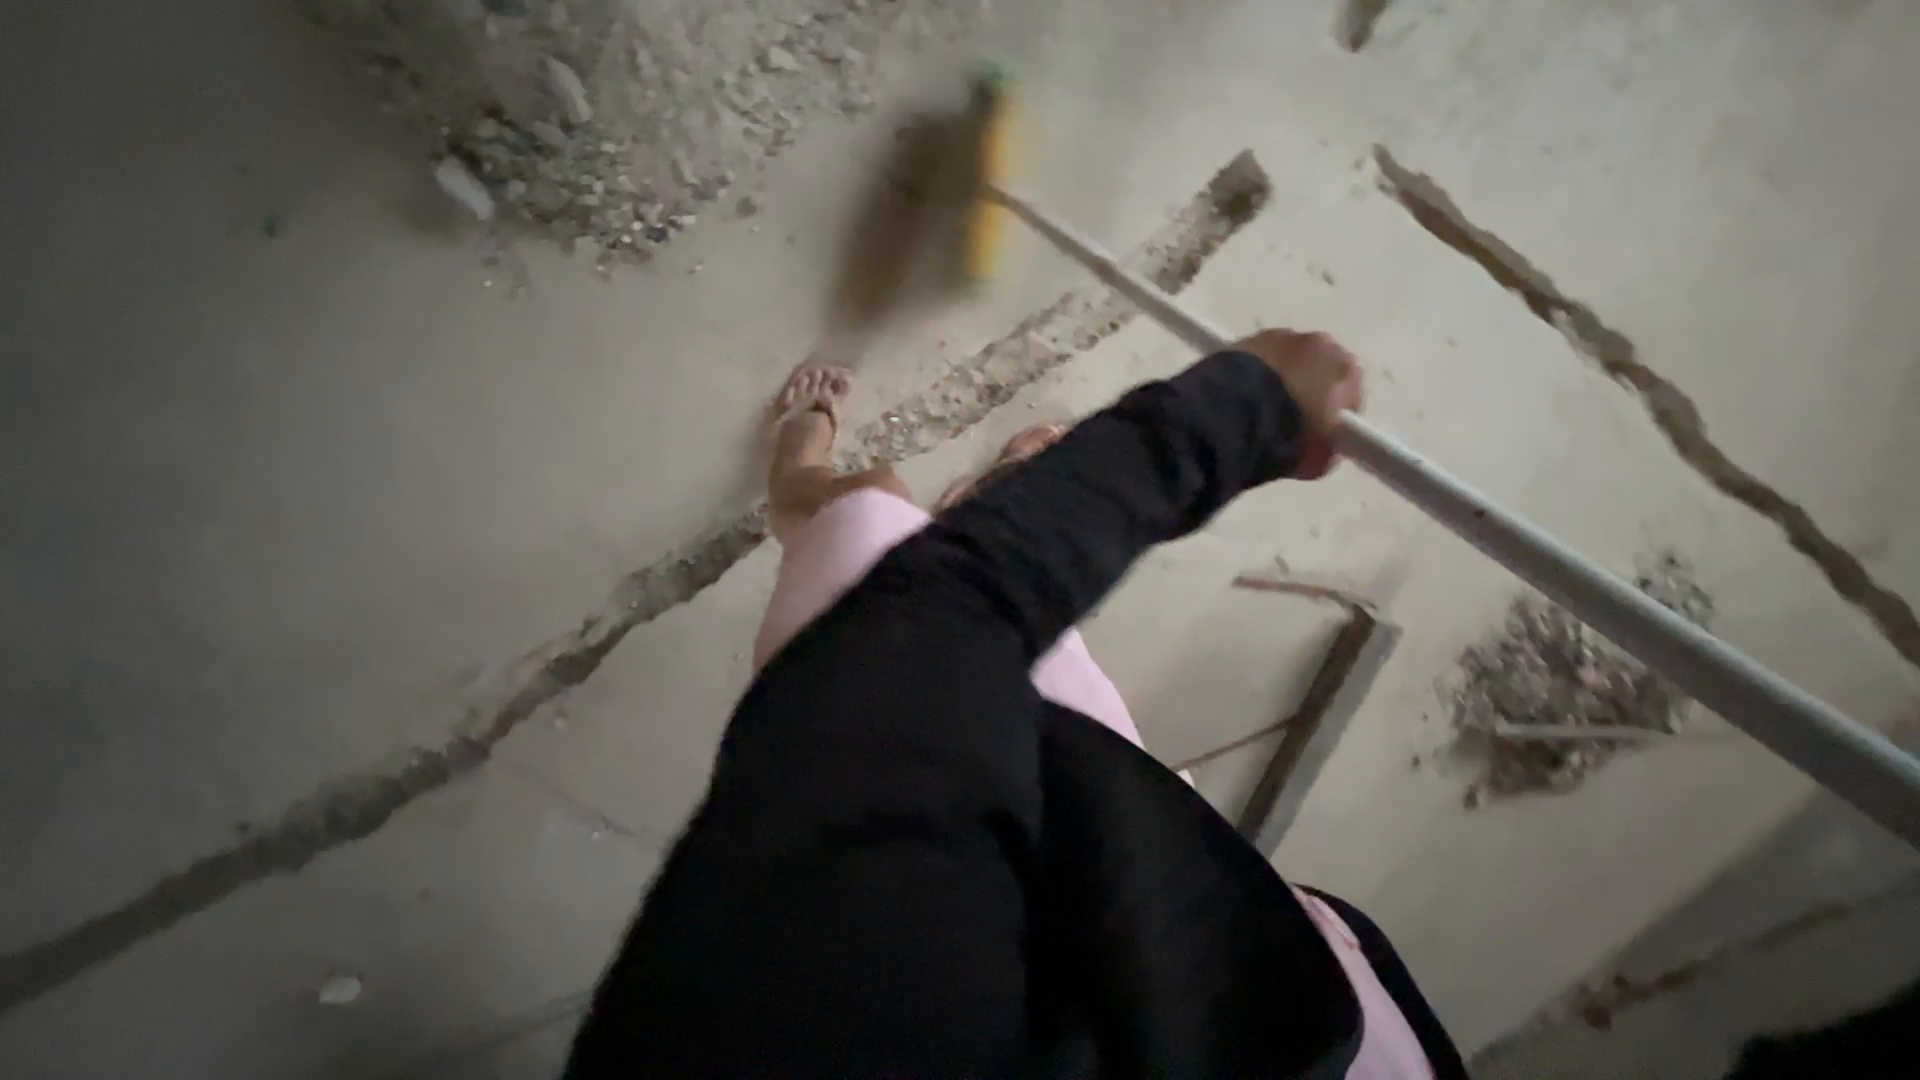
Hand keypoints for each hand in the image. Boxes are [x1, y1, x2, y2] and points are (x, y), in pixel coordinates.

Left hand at [1232, 329, 1364, 478]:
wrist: (1235, 414)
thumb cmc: (1289, 435)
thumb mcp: (1320, 458)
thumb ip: (1328, 449)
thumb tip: (1323, 449)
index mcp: (1349, 369)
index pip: (1351, 395)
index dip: (1335, 418)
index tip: (1319, 436)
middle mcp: (1320, 343)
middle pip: (1318, 370)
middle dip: (1306, 391)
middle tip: (1287, 420)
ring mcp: (1280, 336)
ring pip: (1285, 361)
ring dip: (1277, 379)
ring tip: (1258, 410)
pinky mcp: (1244, 339)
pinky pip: (1255, 360)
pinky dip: (1250, 375)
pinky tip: (1238, 398)